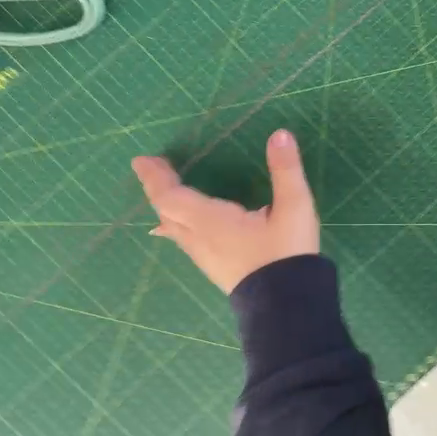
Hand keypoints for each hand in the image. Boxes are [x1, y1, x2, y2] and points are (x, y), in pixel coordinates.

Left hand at [132, 129, 320, 293]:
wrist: (285, 301)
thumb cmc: (286, 250)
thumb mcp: (293, 205)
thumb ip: (286, 169)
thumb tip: (279, 134)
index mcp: (212, 221)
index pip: (172, 197)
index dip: (156, 177)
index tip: (142, 160)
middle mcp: (200, 238)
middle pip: (167, 211)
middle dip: (157, 188)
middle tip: (150, 168)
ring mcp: (205, 255)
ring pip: (173, 227)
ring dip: (166, 205)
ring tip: (163, 192)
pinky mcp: (214, 265)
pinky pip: (183, 238)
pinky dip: (175, 222)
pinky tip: (178, 228)